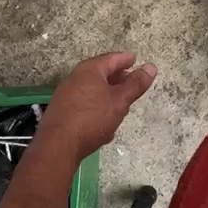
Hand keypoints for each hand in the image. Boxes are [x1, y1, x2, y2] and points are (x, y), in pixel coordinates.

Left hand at [34, 52, 156, 161]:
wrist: (56, 149)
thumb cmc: (91, 119)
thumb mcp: (119, 101)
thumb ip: (136, 84)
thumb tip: (151, 67)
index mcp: (90, 70)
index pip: (112, 59)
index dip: (126, 59)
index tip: (135, 58)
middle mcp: (75, 78)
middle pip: (101, 74)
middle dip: (117, 78)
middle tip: (131, 81)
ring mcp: (65, 96)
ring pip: (92, 90)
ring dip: (107, 95)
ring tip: (120, 104)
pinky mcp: (61, 114)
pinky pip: (84, 105)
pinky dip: (96, 108)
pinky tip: (103, 124)